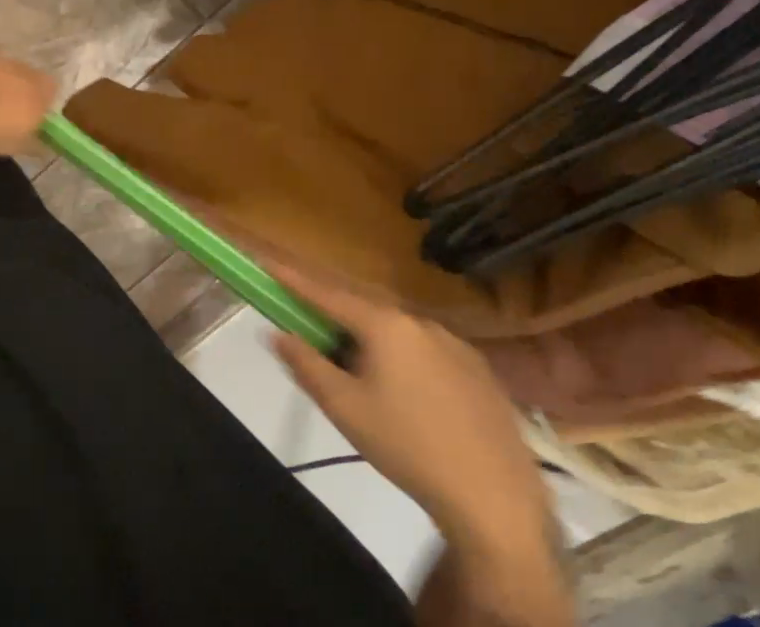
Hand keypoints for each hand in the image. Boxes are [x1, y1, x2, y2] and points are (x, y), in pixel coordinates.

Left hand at [0, 52, 55, 156]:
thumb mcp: (19, 146)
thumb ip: (34, 144)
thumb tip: (41, 146)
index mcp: (46, 89)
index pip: (51, 95)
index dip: (40, 108)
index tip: (28, 122)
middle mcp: (28, 68)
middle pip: (27, 81)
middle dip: (18, 94)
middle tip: (2, 115)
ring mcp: (1, 58)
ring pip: (4, 72)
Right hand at [268, 266, 551, 548]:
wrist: (494, 496)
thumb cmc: (405, 445)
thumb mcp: (342, 406)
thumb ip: (305, 363)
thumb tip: (277, 332)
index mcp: (386, 326)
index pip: (326, 294)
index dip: (292, 279)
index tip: (264, 263)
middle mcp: (422, 324)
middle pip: (362, 311)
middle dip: (330, 319)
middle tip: (306, 337)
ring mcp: (457, 347)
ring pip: (395, 334)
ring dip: (366, 343)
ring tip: (355, 380)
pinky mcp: (480, 373)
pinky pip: (424, 352)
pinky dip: (399, 360)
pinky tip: (401, 396)